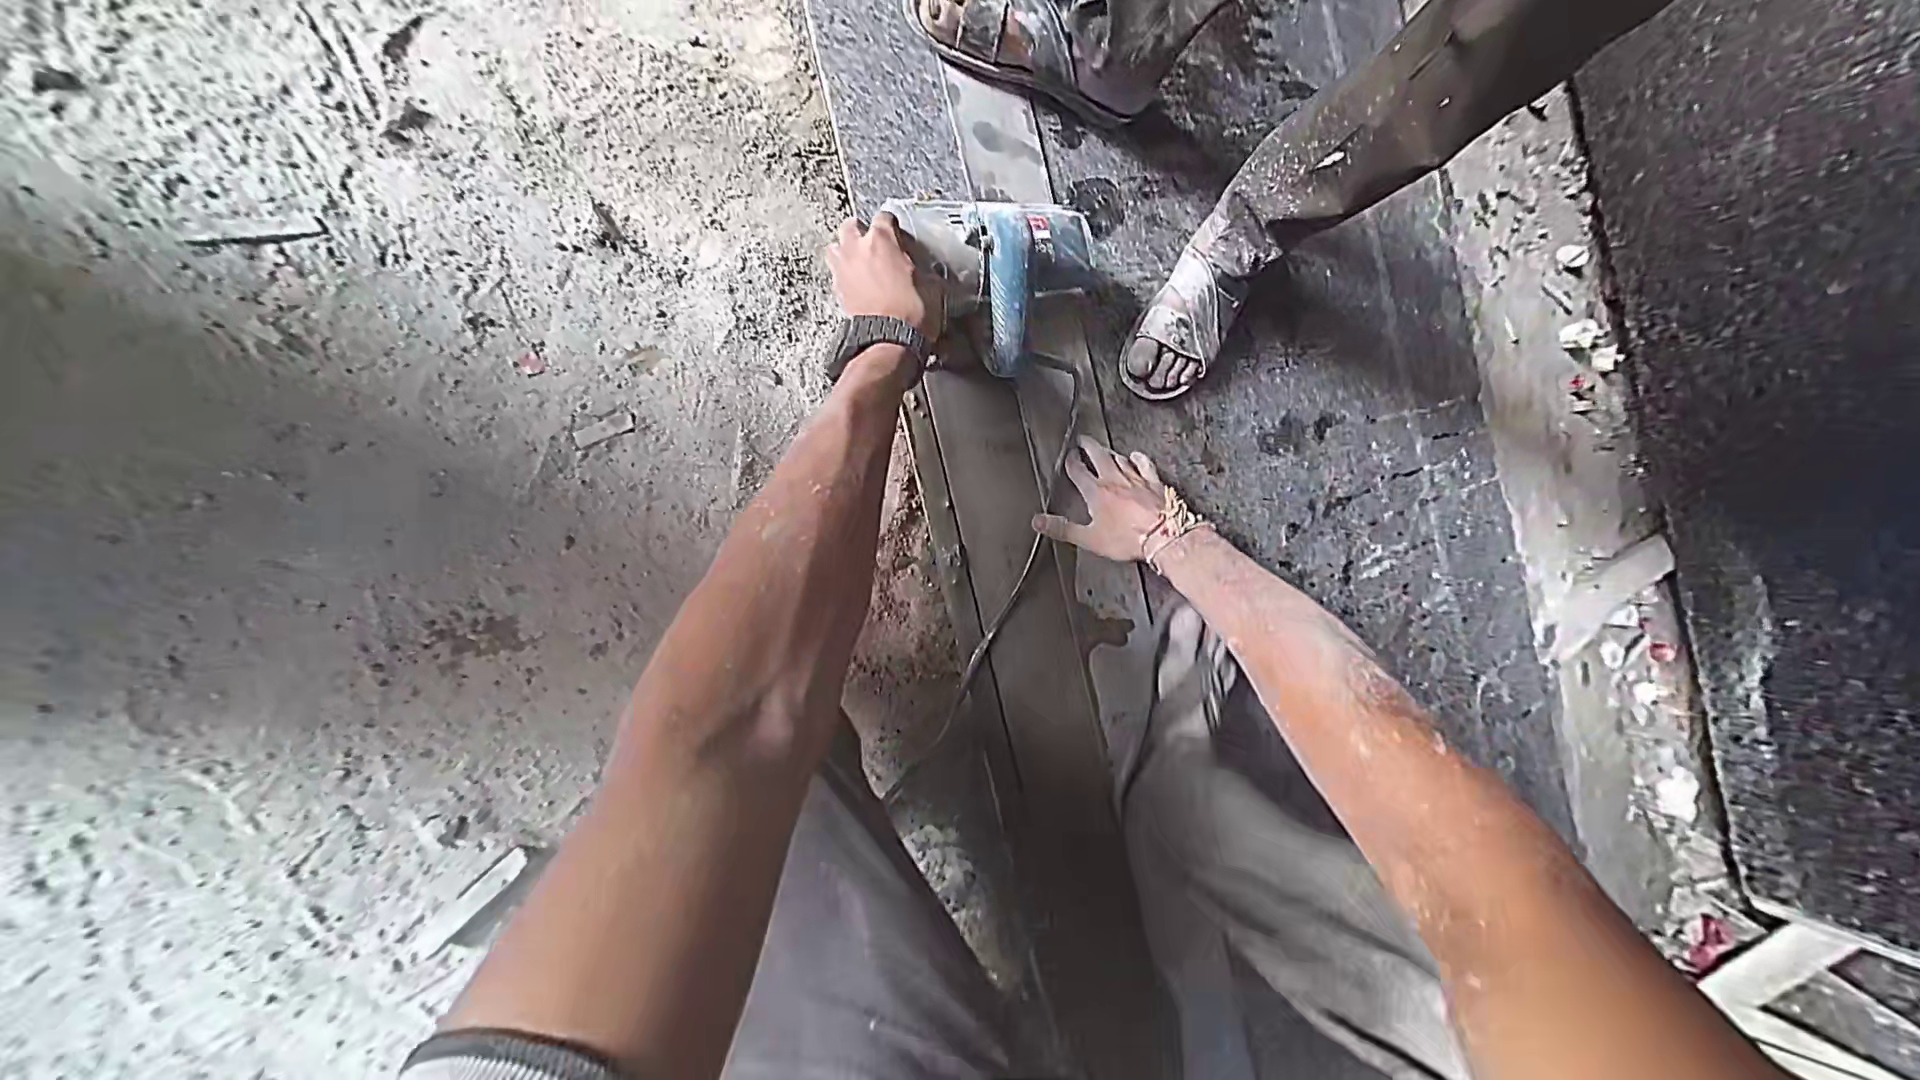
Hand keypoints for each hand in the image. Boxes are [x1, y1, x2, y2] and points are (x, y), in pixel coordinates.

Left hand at [824, 213, 942, 340]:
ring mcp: (843, 268)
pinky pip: (836, 274)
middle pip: (851, 226)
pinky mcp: (838, 290)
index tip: (897, 234)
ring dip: (846, 251)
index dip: (892, 226)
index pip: (884, 217)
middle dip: (860, 232)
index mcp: (881, 239)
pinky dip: (844, 276)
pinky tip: (856, 284)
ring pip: (836, 247)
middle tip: (872, 245)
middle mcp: (857, 248)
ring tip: (858, 262)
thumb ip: (923, 271)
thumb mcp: (930, 286)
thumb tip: (927, 273)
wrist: (889, 340)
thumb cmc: (910, 311)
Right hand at [1032, 437, 1169, 562]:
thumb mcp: (1089, 538)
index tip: (1069, 456)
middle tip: (1083, 440)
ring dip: (1109, 451)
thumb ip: (1063, 529)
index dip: (1071, 462)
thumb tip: (1038, 521)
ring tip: (1103, 449)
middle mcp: (1114, 480)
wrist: (1163, 535)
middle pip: (1098, 455)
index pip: (1078, 471)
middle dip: (1088, 446)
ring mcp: (1135, 478)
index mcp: (1096, 492)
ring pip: (1119, 458)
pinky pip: (1144, 464)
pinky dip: (1137, 458)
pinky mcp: (1153, 482)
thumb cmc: (1127, 538)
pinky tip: (1135, 456)